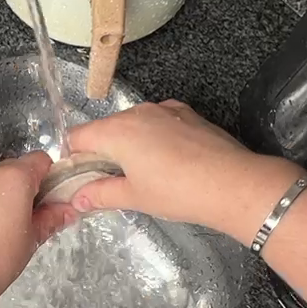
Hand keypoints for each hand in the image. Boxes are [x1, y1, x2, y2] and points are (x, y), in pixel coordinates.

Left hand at [0, 153, 75, 307]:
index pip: (41, 160)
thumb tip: (67, 211)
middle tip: (34, 211)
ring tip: (8, 217)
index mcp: (16, 178)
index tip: (52, 196)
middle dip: (28, 183)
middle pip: (17, 166)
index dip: (50, 176)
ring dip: (4, 188)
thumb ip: (51, 219)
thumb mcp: (32, 239)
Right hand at [66, 101, 304, 244]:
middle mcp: (137, 112)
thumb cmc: (178, 192)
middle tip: (110, 182)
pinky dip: (153, 137)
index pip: (77, 136)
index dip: (73, 158)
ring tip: (143, 174)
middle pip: (104, 128)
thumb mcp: (133, 197)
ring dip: (128, 144)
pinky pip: (157, 122)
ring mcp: (164, 109)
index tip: (80, 179)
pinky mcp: (187, 113)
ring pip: (132, 124)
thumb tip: (77, 198)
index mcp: (116, 131)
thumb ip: (100, 193)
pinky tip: (167, 161)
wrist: (233, 184)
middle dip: (101, 152)